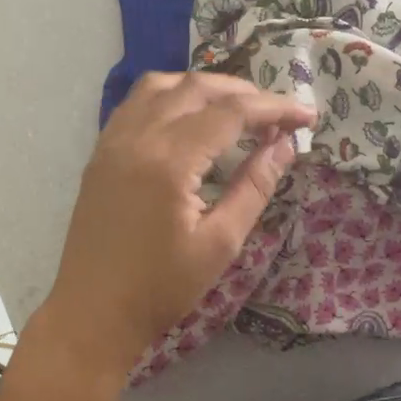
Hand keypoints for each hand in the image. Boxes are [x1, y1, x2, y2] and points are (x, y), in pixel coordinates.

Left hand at [32, 72, 314, 375]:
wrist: (94, 313)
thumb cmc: (161, 288)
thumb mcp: (220, 243)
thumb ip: (254, 187)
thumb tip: (285, 145)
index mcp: (169, 161)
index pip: (230, 112)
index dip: (274, 107)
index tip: (306, 115)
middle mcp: (137, 138)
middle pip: (196, 88)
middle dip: (243, 91)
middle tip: (278, 113)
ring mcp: (112, 143)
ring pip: (161, 86)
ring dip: (203, 87)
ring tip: (237, 108)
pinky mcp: (100, 155)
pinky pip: (136, 105)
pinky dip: (169, 98)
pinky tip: (188, 119)